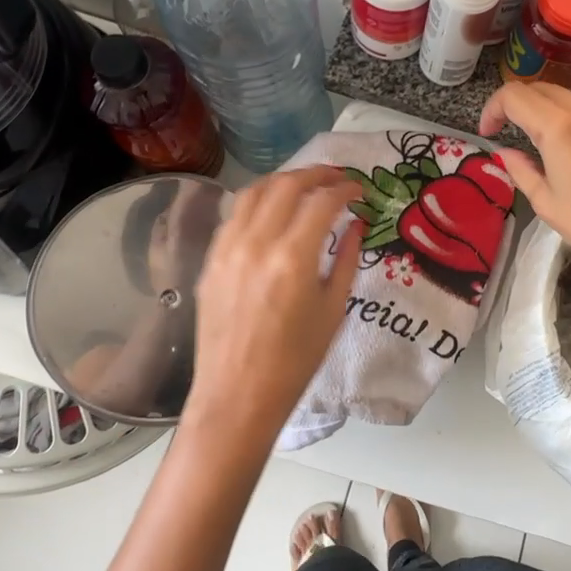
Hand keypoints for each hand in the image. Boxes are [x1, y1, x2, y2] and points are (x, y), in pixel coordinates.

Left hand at [188, 167, 363, 440]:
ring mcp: (227, 249)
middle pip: (286, 185)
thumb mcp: (333, 310)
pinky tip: (272, 210)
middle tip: (337, 177)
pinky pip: (235, 214)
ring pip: (255, 191)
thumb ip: (345, 260)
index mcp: (292, 258)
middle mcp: (256, 243)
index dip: (345, 190)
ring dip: (284, 180)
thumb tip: (356, 225)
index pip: (322, 202)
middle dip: (316, 174)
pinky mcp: (211, 260)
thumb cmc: (295, 361)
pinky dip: (258, 201)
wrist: (237, 395)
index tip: (359, 191)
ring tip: (305, 184)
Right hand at [478, 84, 570, 303]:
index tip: (489, 131)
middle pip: (542, 91)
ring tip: (553, 150)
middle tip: (512, 135)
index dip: (493, 109)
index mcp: (558, 127)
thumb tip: (506, 153)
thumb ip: (521, 170)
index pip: (513, 95)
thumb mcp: (548, 205)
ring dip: (553, 115)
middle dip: (520, 108)